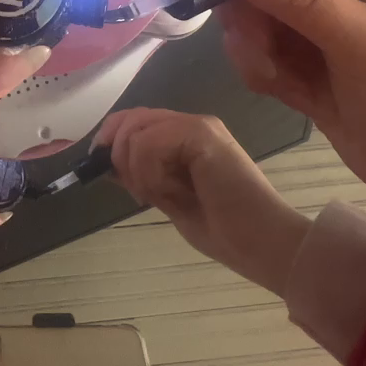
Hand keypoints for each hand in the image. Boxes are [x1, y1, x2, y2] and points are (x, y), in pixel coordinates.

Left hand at [95, 108, 309, 293]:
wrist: (264, 246)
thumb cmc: (225, 231)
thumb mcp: (168, 198)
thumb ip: (142, 175)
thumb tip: (104, 161)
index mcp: (184, 135)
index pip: (133, 119)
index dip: (110, 139)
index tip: (101, 169)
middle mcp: (190, 123)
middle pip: (129, 118)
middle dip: (119, 155)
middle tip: (141, 192)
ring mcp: (197, 124)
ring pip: (135, 131)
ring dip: (137, 171)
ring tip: (162, 197)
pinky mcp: (202, 133)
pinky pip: (150, 143)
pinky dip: (149, 173)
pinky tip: (170, 193)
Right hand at [196, 0, 365, 286]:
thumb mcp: (360, 42)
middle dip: (244, 0)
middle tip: (244, 39)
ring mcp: (329, 14)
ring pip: (254, 3)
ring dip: (251, 38)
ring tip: (272, 73)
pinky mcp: (313, 52)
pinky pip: (261, 40)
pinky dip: (260, 63)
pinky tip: (285, 89)